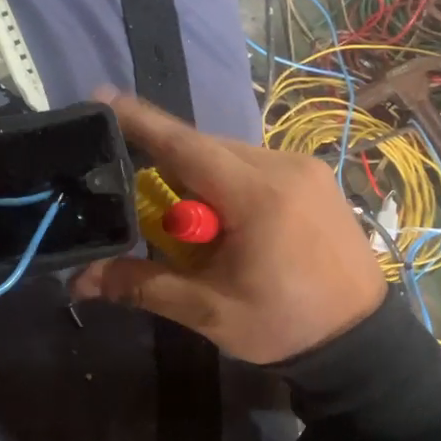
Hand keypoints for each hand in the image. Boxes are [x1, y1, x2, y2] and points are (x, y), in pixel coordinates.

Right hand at [73, 94, 385, 363]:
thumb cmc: (284, 323)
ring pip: (225, 156)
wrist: (361, 342)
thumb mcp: (207, 309)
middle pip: (201, 149)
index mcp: (258, 194)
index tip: (101, 97)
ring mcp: (303, 169)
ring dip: (194, 181)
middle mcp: (283, 166)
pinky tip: (219, 219)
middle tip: (132, 197)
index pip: (185, 146)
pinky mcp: (312, 180)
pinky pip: (249, 166)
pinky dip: (222, 184)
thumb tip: (79, 281)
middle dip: (163, 168)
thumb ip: (141, 284)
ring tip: (185, 224)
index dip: (140, 122)